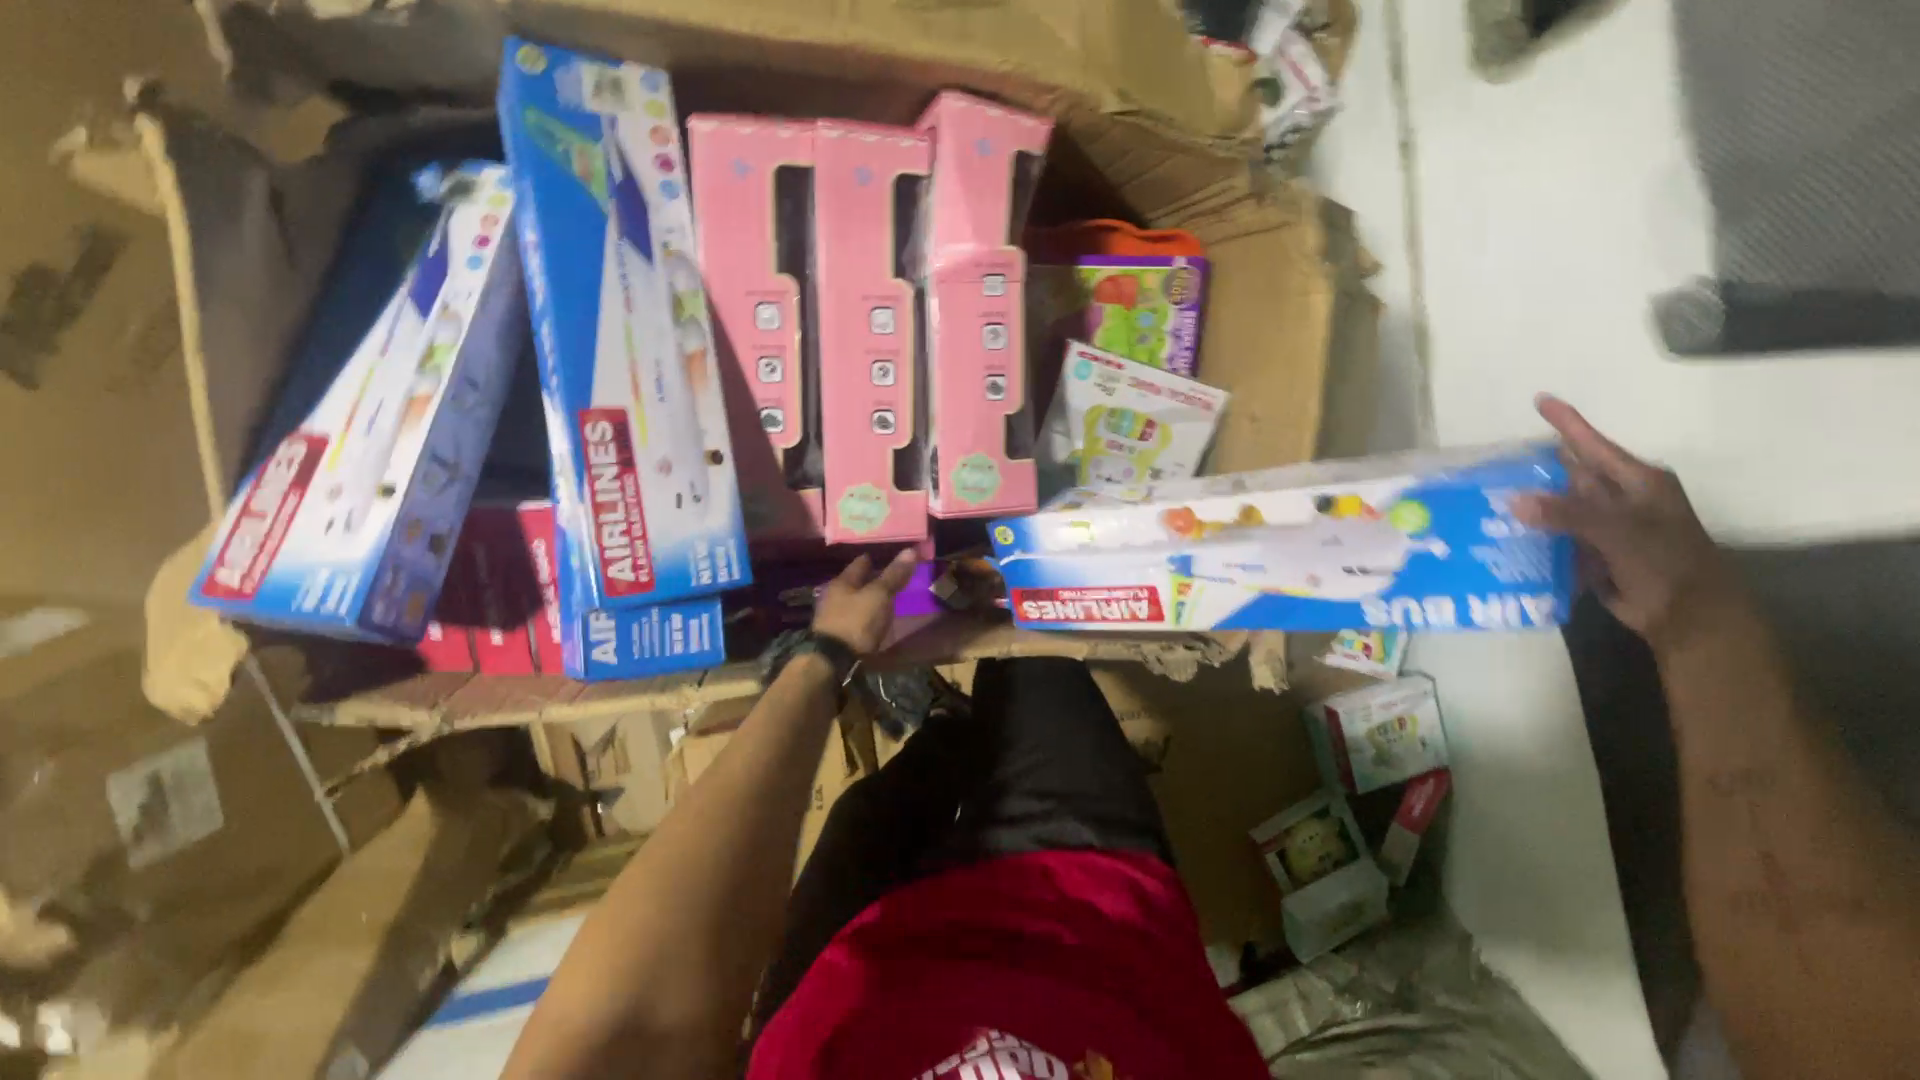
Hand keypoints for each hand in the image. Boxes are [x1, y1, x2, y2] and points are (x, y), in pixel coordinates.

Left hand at [811, 550, 919, 655]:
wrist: (832, 661)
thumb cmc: (856, 622)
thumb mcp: (879, 596)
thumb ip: (893, 575)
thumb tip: (910, 550)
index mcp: (842, 581)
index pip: (860, 562)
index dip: (875, 558)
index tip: (889, 555)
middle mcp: (833, 595)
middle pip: (855, 582)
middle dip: (871, 579)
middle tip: (891, 577)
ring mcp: (833, 616)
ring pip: (854, 600)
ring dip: (868, 599)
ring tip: (886, 599)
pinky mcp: (836, 634)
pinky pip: (854, 617)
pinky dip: (865, 615)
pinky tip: (875, 619)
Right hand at [1512, 395, 1743, 650]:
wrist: (1688, 615)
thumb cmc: (1667, 564)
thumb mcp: (1619, 532)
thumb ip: (1568, 514)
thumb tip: (1512, 500)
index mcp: (1636, 483)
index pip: (1592, 445)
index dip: (1567, 423)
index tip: (1541, 399)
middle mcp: (1618, 500)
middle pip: (1569, 476)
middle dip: (1534, 468)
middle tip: (1492, 459)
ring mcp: (1603, 528)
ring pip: (1557, 508)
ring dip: (1527, 506)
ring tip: (1483, 497)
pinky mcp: (1591, 554)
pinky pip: (1554, 538)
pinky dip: (1531, 537)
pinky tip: (1499, 536)